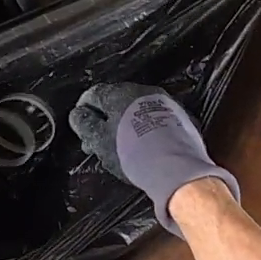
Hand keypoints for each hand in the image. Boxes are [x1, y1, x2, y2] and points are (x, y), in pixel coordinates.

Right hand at [69, 82, 238, 234]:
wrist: (177, 167)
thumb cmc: (133, 153)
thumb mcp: (99, 140)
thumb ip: (84, 124)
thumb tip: (78, 114)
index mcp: (120, 93)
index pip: (94, 94)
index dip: (83, 110)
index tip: (80, 124)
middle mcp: (144, 92)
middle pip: (117, 103)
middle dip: (105, 121)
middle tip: (97, 144)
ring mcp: (166, 104)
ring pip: (138, 112)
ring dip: (126, 126)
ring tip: (121, 150)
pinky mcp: (182, 119)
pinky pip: (157, 122)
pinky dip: (147, 132)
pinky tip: (144, 150)